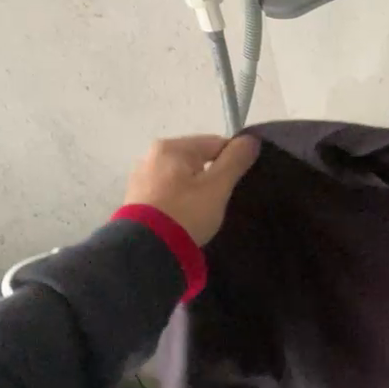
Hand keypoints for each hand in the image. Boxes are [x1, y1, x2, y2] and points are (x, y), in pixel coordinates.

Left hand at [122, 134, 261, 245]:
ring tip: (205, 211)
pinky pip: (169, 191)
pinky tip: (187, 216)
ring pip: (182, 176)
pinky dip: (181, 199)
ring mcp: (141, 176)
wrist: (149, 248)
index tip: (240, 183)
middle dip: (213, 175)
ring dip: (196, 188)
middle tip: (223, 199)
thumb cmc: (187, 213)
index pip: (215, 143)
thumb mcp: (217, 187)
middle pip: (197, 159)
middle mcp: (152, 155)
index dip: (234, 161)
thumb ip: (235, 161)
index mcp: (172, 147)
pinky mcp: (137, 198)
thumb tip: (251, 139)